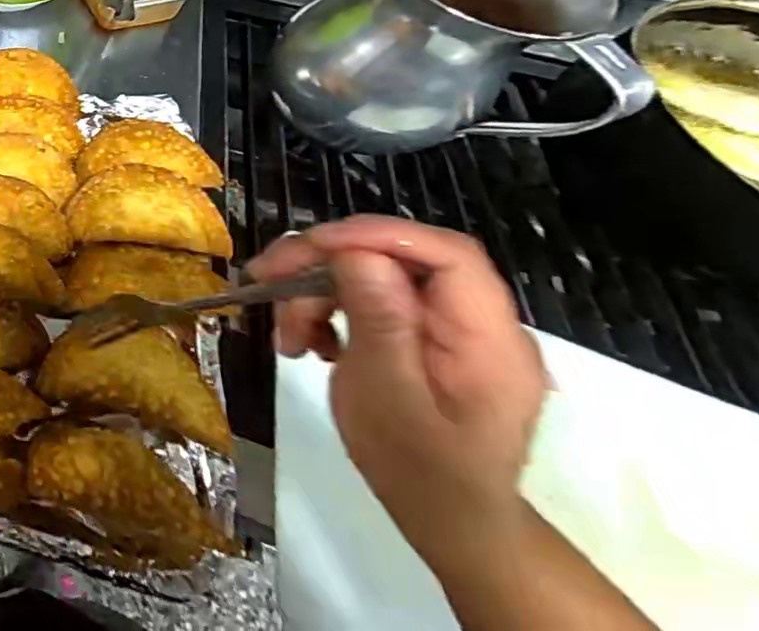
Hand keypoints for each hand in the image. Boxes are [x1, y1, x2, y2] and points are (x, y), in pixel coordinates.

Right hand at [245, 215, 544, 553]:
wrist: (447, 522)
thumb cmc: (419, 474)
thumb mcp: (388, 400)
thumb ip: (379, 323)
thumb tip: (357, 254)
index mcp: (489, 339)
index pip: (446, 255)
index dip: (377, 236)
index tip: (312, 246)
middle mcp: (477, 319)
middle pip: (400, 257)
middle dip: (328, 261)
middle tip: (269, 277)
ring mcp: (451, 324)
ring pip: (377, 273)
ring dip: (320, 291)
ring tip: (286, 334)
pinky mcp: (425, 331)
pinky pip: (374, 296)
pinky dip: (332, 308)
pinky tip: (309, 340)